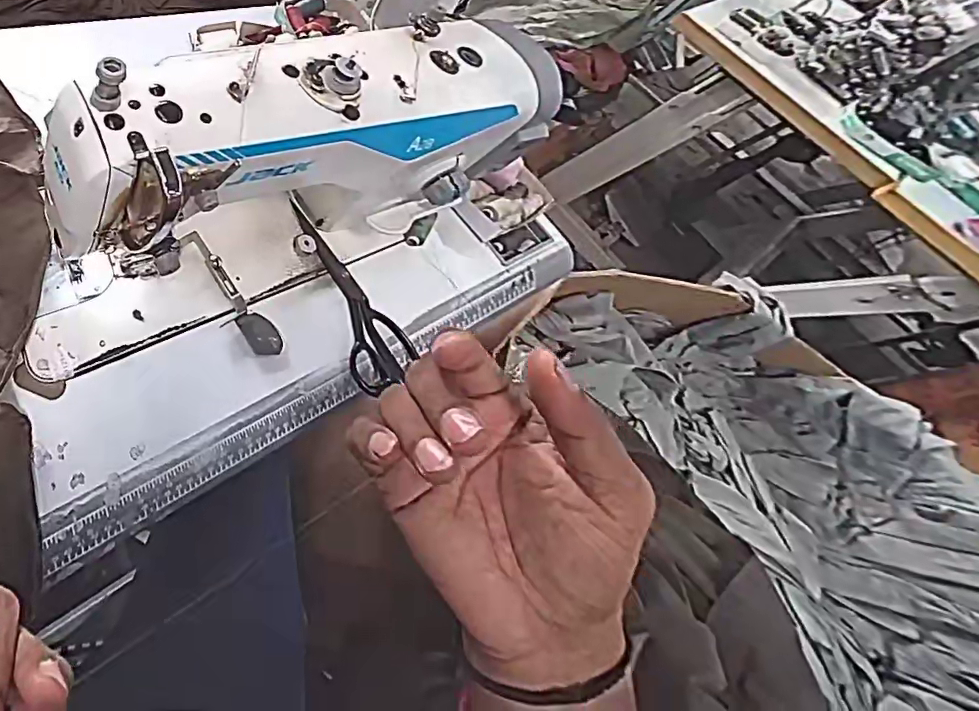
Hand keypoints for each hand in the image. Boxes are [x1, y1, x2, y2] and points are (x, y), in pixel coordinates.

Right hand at [344, 333, 652, 691]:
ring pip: (394, 400)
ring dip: (410, 424)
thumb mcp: (613, 491)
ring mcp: (428, 451)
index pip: (475, 364)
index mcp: (512, 417)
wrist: (548, 628)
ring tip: (440, 465)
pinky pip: (366, 439)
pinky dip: (368, 436)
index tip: (453, 349)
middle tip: (465, 435)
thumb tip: (549, 363)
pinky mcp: (398, 480)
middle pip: (426, 373)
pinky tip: (389, 450)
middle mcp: (464, 425)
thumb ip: (582, 424)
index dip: (460, 350)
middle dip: (438, 396)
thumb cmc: (585, 559)